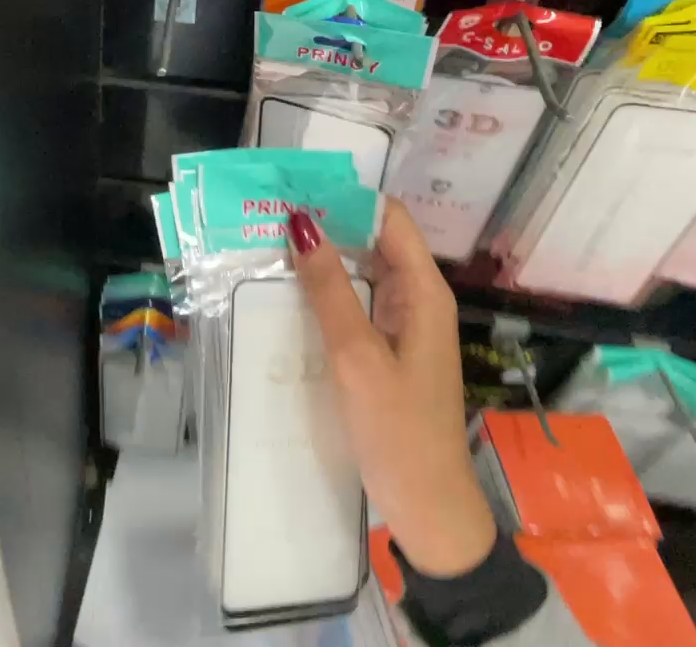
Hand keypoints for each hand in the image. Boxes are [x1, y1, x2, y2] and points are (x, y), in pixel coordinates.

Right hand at [286, 199, 496, 577]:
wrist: (426, 504)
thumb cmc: (397, 428)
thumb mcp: (356, 354)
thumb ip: (329, 290)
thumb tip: (300, 223)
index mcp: (423, 292)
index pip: (390, 218)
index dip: (346, 199)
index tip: (296, 191)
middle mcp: (417, 299)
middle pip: (373, 241)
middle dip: (327, 225)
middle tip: (269, 218)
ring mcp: (402, 325)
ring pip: (361, 273)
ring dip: (323, 259)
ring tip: (268, 247)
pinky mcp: (386, 349)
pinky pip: (356, 304)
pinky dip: (327, 292)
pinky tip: (289, 294)